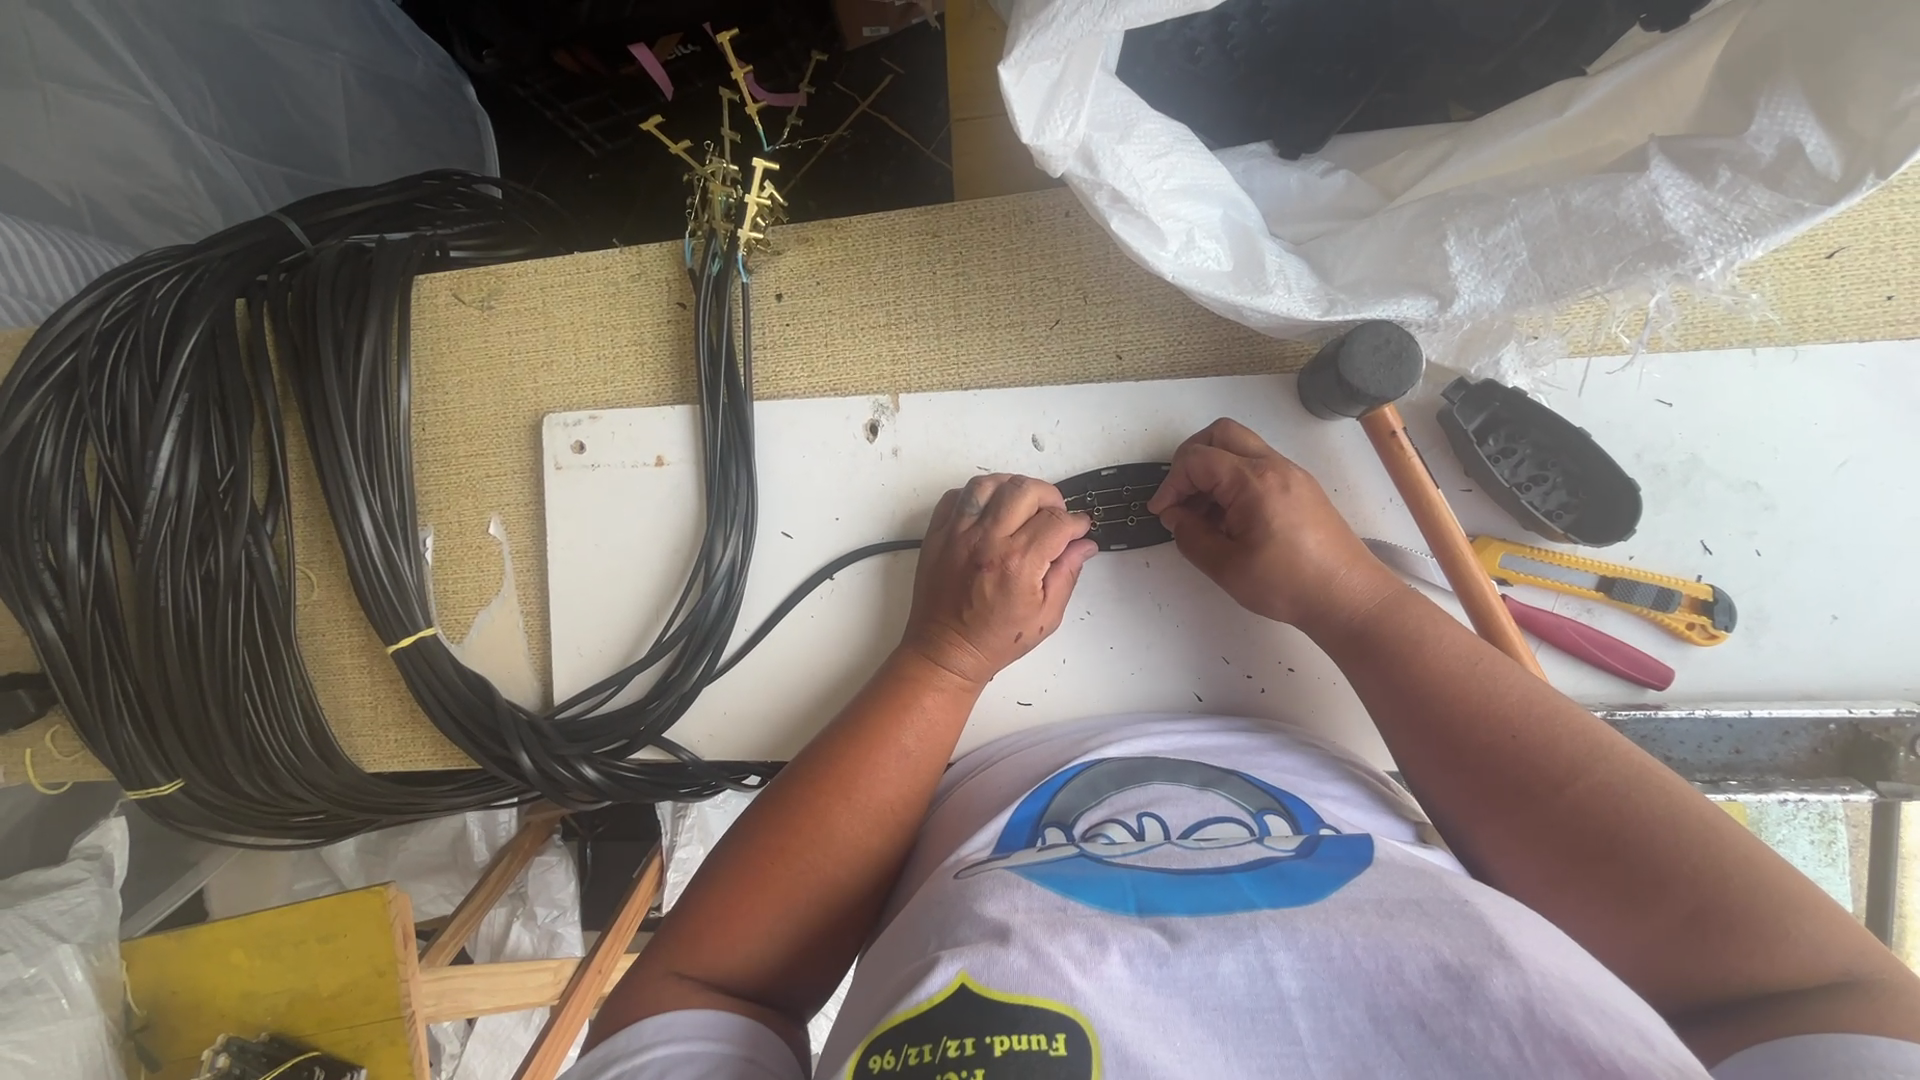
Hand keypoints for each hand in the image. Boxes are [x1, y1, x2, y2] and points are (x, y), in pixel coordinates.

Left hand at [901, 474, 1098, 688]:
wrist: (946, 651)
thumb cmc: (993, 639)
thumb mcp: (1046, 615)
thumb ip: (1067, 573)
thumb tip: (1084, 545)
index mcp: (1017, 563)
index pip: (1057, 521)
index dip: (1076, 522)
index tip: (1078, 529)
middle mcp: (986, 541)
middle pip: (1025, 489)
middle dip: (1049, 497)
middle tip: (1053, 516)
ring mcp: (957, 534)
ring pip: (989, 483)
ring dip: (1012, 488)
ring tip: (1022, 507)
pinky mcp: (937, 534)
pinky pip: (957, 495)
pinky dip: (978, 495)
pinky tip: (991, 511)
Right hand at [1146, 418, 1397, 633]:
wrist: (1348, 597)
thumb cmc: (1288, 584)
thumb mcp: (1226, 567)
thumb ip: (1191, 536)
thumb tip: (1175, 517)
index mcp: (1255, 481)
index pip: (1197, 459)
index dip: (1170, 483)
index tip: (1162, 512)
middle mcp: (1274, 466)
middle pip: (1220, 433)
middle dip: (1190, 460)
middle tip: (1179, 496)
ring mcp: (1291, 474)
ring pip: (1240, 447)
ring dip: (1212, 470)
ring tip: (1202, 515)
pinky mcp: (1300, 487)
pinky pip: (1257, 466)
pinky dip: (1233, 480)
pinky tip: (1228, 519)